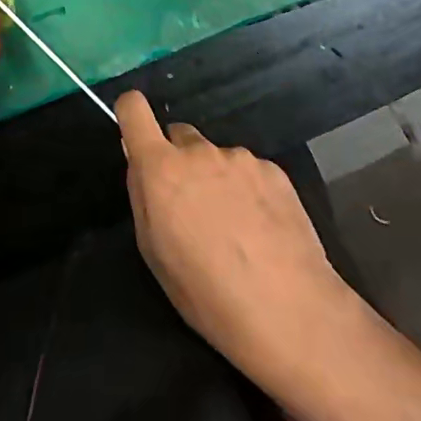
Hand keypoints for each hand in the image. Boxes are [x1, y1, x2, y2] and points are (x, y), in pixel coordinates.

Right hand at [116, 90, 348, 374]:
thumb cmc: (205, 292)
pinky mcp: (275, 171)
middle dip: (178, 162)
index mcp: (161, 168)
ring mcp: (242, 158)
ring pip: (216, 158)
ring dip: (216, 178)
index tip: (135, 135)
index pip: (134, 109)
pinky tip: (261, 228)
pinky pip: (249, 171)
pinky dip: (248, 190)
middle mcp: (200, 151)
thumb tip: (140, 161)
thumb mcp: (154, 251)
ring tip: (234, 227)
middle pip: (179, 137)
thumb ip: (143, 195)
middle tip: (191, 207)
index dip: (130, 114)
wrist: (289, 310)